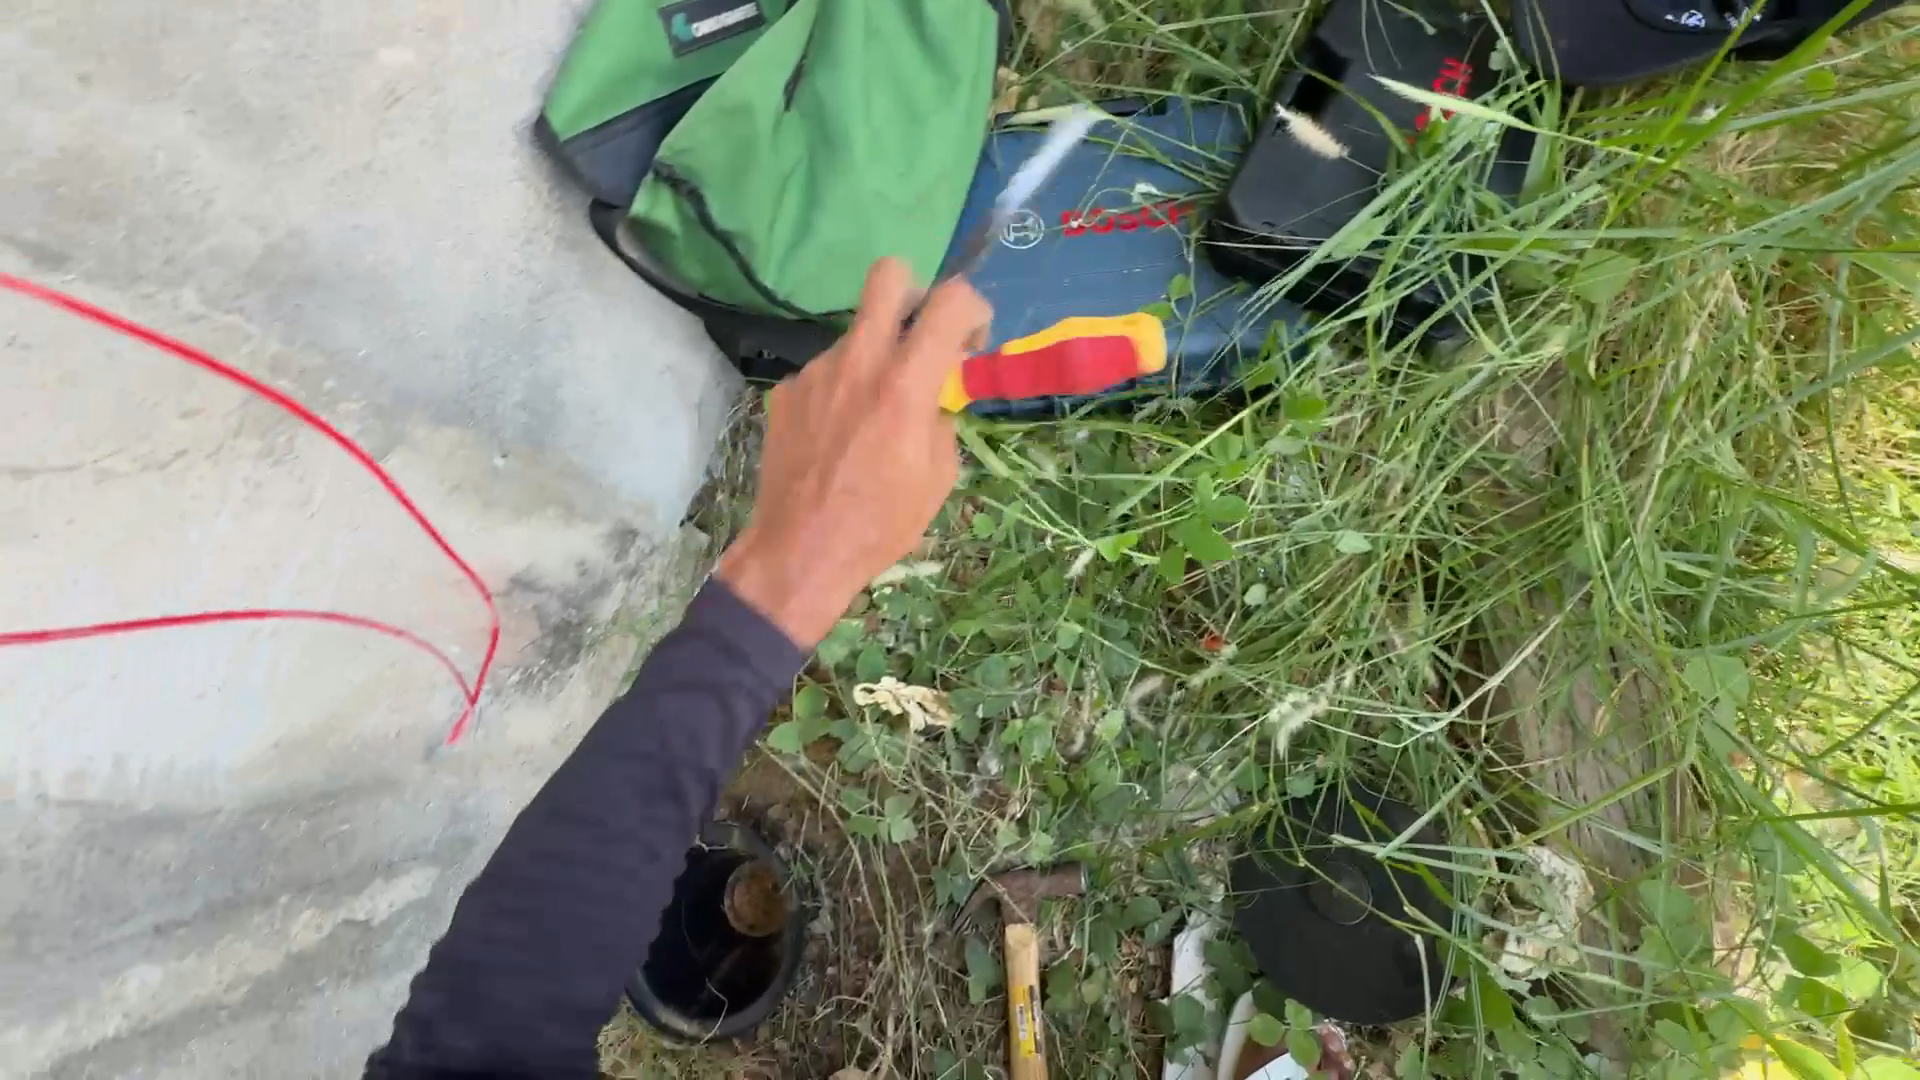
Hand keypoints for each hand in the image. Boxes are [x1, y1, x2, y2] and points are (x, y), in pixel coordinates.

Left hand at [717, 258, 991, 647]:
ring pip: (857, 334)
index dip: (973, 307)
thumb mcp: (938, 477)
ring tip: (872, 416)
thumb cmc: (882, 524)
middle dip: (916, 293)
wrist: (802, 550)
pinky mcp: (787, 391)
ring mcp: (815, 373)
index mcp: (905, 386)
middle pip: (888, 275)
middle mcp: (858, 363)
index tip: (972, 340)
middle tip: (921, 339)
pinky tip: (837, 435)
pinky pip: (827, 372)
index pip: (949, 301)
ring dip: (876, 358)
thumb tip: (936, 396)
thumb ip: (943, 419)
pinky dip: (842, 390)